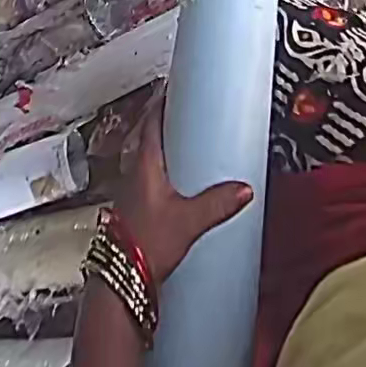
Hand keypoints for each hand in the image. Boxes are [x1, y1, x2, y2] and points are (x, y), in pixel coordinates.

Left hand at [113, 92, 252, 281]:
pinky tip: (176, 183)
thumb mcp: (189, 221)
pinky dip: (162, 169)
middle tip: (181, 111)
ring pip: (147, 157)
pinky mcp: (136, 207)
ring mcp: (133, 190)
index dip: (160, 103)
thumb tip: (242, 189)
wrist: (123, 277)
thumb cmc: (144, 245)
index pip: (151, 122)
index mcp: (145, 165)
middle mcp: (135, 173)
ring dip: (162, 146)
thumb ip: (218, 204)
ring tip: (182, 143)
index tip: (170, 88)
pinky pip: (149, 177)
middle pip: (148, 136)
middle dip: (164, 122)